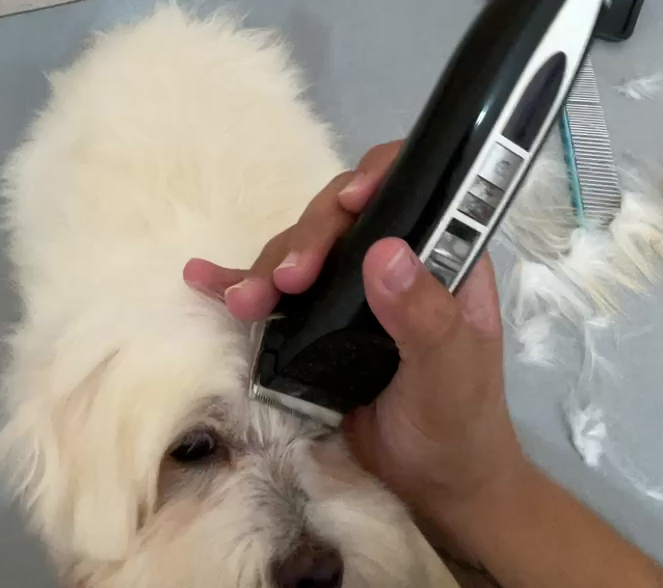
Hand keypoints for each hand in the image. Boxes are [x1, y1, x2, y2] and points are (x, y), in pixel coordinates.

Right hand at [182, 141, 531, 535]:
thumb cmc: (458, 423)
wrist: (431, 484)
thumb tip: (384, 251)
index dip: (379, 177)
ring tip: (244, 303)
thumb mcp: (451, 374)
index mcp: (439, 253)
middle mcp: (391, 255)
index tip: (350, 202)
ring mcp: (346, 284)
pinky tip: (205, 278)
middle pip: (341, 213)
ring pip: (301, 247)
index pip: (411, 187)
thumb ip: (427, 318)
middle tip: (286, 283)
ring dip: (268, 267)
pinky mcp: (310, 316)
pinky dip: (237, 278)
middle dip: (307, 238)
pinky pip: (271, 286)